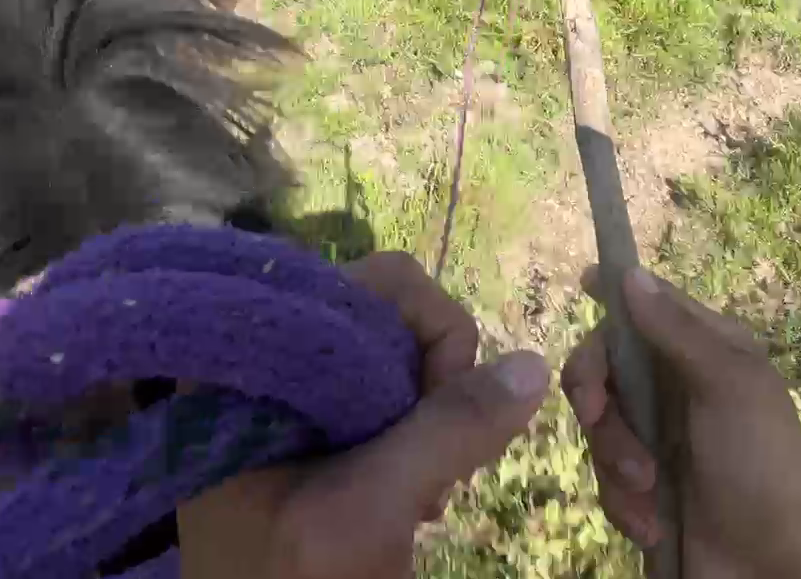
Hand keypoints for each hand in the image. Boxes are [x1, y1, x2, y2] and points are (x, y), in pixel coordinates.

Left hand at [177, 251, 547, 577]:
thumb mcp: (364, 516)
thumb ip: (446, 432)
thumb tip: (535, 364)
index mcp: (264, 352)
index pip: (383, 283)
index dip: (432, 332)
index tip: (435, 413)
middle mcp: (283, 349)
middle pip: (405, 313)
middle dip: (440, 383)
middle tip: (439, 467)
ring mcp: (307, 383)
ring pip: (412, 351)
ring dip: (439, 414)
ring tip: (427, 492)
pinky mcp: (328, 415)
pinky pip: (404, 386)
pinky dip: (428, 430)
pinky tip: (419, 490)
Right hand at [562, 267, 800, 578]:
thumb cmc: (760, 468)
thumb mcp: (730, 389)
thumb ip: (677, 332)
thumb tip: (630, 273)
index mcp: (706, 348)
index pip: (652, 302)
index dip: (617, 289)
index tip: (583, 284)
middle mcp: (677, 382)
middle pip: (607, 358)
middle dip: (596, 389)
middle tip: (594, 415)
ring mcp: (657, 432)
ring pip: (599, 417)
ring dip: (614, 455)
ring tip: (648, 488)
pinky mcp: (642, 481)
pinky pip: (604, 471)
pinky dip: (621, 497)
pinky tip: (651, 521)